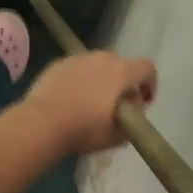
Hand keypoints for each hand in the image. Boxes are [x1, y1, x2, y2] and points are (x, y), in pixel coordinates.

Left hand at [17, 51, 157, 154]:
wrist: (42, 122)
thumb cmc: (84, 129)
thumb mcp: (117, 135)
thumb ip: (132, 120)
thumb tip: (132, 109)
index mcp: (120, 72)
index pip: (146, 67)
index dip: (150, 83)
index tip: (144, 100)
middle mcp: (101, 58)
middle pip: (120, 63)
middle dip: (123, 81)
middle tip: (116, 103)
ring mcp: (77, 58)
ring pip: (97, 63)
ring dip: (100, 78)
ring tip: (91, 100)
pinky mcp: (58, 63)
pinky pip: (76, 67)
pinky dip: (80, 78)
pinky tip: (71, 97)